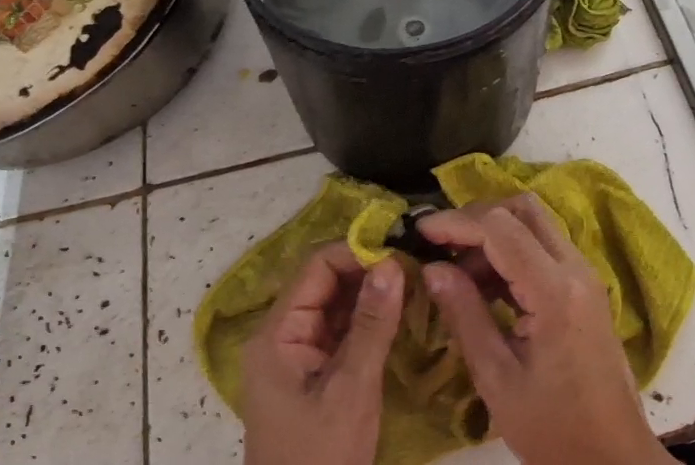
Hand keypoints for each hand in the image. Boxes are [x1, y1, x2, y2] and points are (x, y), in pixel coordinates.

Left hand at [240, 243, 403, 464]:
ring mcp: (296, 356)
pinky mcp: (313, 375)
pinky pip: (340, 332)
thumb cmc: (320, 456)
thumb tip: (392, 263)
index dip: (357, 252)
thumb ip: (372, 325)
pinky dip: (368, 321)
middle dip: (368, 270)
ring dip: (371, 294)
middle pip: (325, 283)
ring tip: (416, 282)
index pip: (317, 268)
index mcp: (277, 333)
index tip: (402, 250)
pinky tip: (400, 314)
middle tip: (417, 265)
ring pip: (335, 306)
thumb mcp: (350, 389)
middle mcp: (282, 335)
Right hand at [417, 195, 674, 464]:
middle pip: (523, 210)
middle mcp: (576, 269)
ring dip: (493, 234)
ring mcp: (584, 276)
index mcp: (555, 291)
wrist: (613, 456)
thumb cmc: (552, 426)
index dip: (456, 222)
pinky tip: (483, 286)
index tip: (420, 232)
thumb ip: (464, 314)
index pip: (500, 228)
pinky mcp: (584, 288)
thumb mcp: (497, 377)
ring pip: (534, 224)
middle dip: (476, 217)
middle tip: (439, 244)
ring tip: (455, 272)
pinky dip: (510, 251)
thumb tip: (431, 268)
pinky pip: (543, 247)